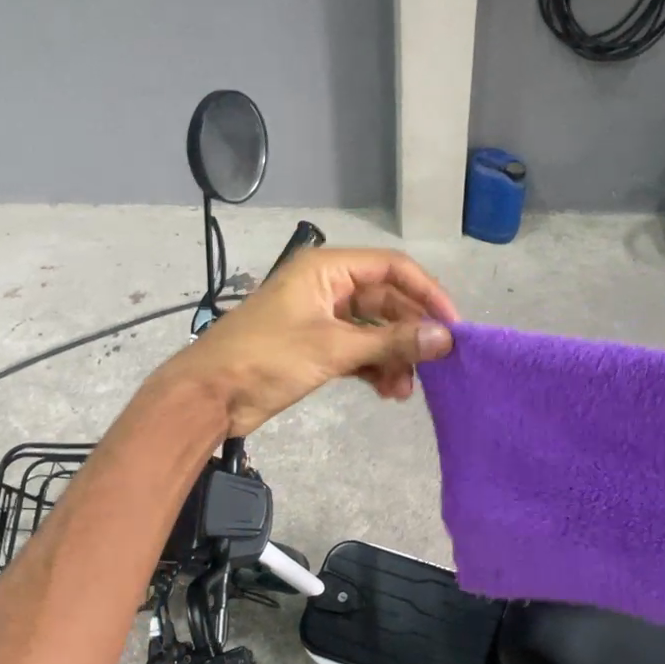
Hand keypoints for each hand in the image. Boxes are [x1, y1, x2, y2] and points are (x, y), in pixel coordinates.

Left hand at [156, 247, 458, 435]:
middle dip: (411, 333)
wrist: (211, 396)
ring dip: (394, 357)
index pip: (392, 268)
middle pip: (387, 302)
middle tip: (436, 365)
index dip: (427, 294)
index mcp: (327, 269)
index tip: (453, 326)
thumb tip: (445, 339)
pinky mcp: (316, 348)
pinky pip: (359, 351)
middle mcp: (327, 287)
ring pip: (374, 331)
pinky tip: (388, 392)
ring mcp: (321, 319)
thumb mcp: (334, 348)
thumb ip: (392, 343)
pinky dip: (375, 369)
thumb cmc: (267, 358)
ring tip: (404, 390)